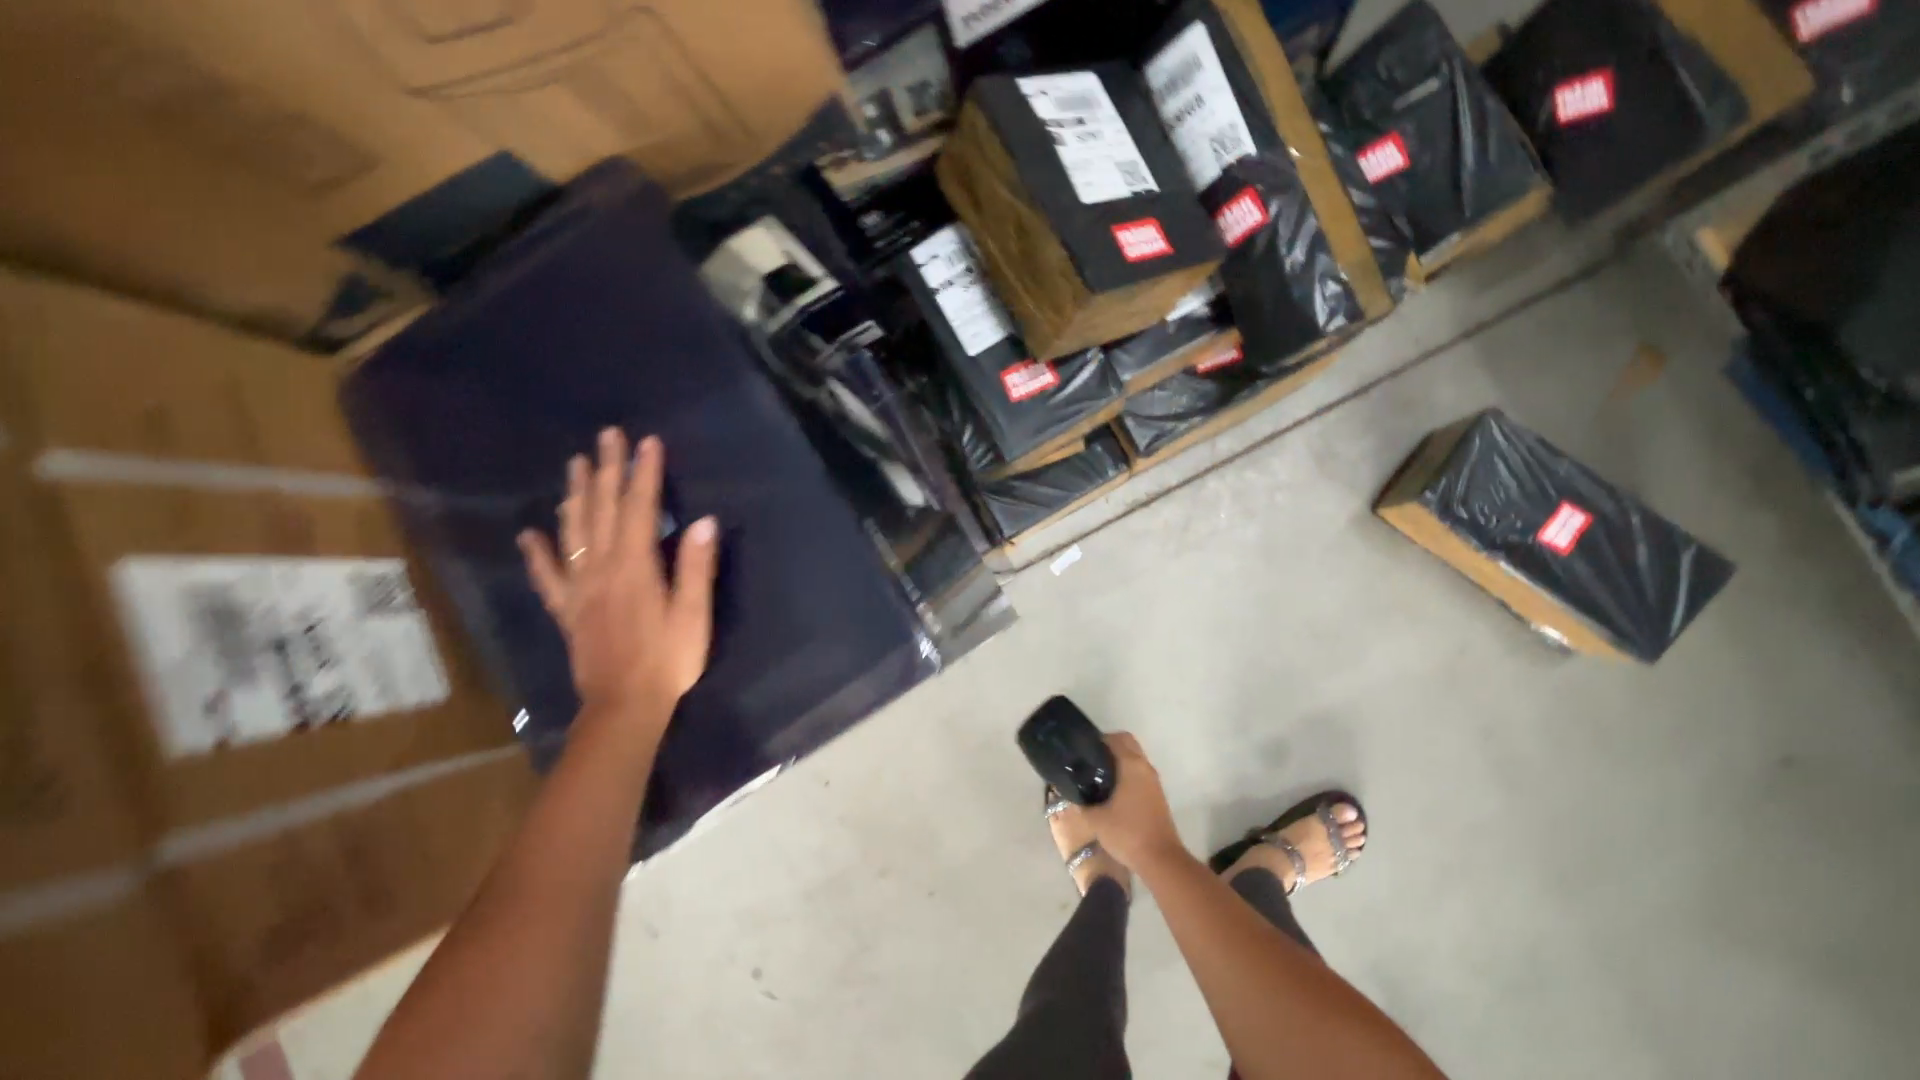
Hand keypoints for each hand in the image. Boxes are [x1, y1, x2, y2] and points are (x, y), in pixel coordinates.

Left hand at [517, 429, 718, 741]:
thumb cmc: (668, 661)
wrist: (624, 706)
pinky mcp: (568, 610)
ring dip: (575, 496)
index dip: (643, 474)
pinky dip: (537, 553)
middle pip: (602, 511)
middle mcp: (601, 569)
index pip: (638, 509)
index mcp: (634, 567)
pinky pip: (548, 577)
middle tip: (607, 436)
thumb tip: (702, 521)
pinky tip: (530, 534)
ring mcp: (580, 589)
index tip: (647, 442)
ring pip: (573, 533)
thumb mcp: (693, 615)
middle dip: (606, 471)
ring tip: (576, 465)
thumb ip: (694, 567)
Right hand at [1082, 733, 1186, 871]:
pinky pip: (1139, 774)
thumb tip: (1069, 793)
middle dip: (1109, 747)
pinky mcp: (1156, 795)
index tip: (1081, 749)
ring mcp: (1154, 782)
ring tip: (1095, 775)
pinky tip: (1110, 791)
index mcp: (1132, 766)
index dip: (1098, 739)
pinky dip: (1126, 773)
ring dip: (1118, 761)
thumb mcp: (1095, 819)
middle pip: (1128, 744)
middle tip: (1088, 760)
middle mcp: (1146, 768)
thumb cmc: (1127, 833)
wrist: (1160, 859)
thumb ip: (1080, 803)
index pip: (1116, 738)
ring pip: (1135, 759)